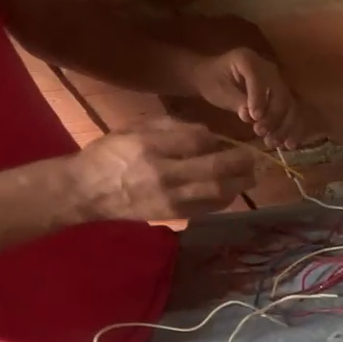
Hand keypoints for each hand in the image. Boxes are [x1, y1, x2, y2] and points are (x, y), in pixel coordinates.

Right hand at [66, 120, 259, 221]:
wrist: (89, 190)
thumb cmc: (109, 155)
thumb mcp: (130, 131)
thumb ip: (168, 127)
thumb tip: (206, 131)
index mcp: (147, 147)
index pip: (194, 141)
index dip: (216, 139)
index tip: (226, 139)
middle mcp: (163, 173)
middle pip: (214, 169)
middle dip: (240, 162)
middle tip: (253, 157)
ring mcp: (173, 197)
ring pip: (219, 190)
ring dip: (241, 182)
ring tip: (251, 173)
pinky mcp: (179, 214)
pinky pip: (213, 205)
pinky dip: (229, 196)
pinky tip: (234, 187)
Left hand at [186, 47, 313, 149]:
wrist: (213, 79)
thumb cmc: (212, 82)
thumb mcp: (218, 89)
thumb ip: (236, 101)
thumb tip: (250, 117)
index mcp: (248, 60)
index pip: (259, 80)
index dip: (259, 99)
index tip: (254, 118)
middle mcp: (269, 70)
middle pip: (281, 97)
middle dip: (273, 118)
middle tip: (260, 132)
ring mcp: (280, 84)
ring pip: (292, 109)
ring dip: (285, 128)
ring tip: (273, 143)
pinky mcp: (285, 98)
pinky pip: (295, 116)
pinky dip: (293, 131)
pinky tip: (288, 145)